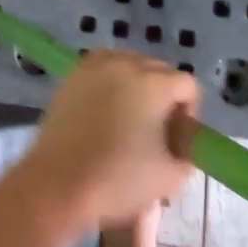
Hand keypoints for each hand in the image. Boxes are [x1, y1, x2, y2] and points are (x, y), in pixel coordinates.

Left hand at [19, 51, 199, 224]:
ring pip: (130, 65)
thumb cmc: (117, 179)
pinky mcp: (73, 75)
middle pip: (160, 70)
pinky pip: (104, 69)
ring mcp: (95, 65)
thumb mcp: (170, 177)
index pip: (188, 84)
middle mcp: (125, 63)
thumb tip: (183, 139)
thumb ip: (189, 153)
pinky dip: (112, 83)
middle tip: (158, 130)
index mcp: (153, 83)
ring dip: (139, 86)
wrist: (57, 183)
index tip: (179, 138)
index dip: (190, 111)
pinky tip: (106, 111)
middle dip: (166, 96)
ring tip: (131, 118)